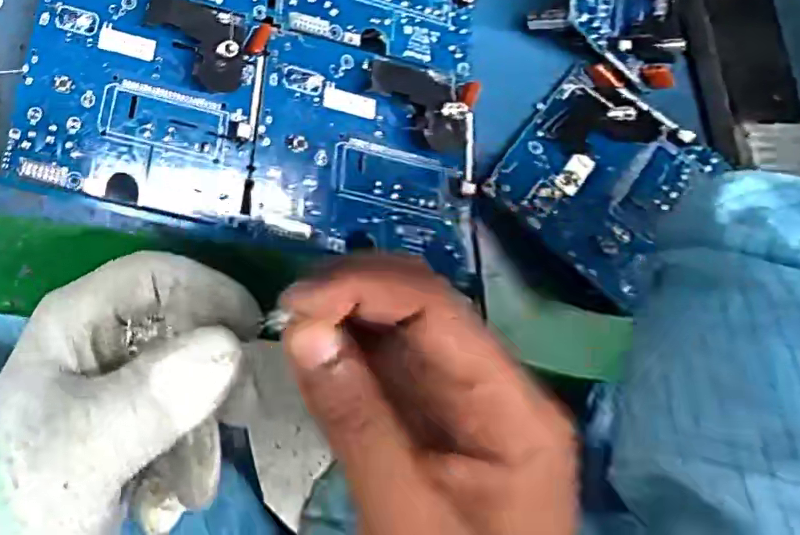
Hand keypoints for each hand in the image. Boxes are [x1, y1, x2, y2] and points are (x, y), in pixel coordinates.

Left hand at [0, 252, 260, 534]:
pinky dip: (183, 465)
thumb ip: (153, 395)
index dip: (205, 289)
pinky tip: (159, 506)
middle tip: (240, 419)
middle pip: (177, 328)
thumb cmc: (27, 486)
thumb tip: (229, 345)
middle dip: (208, 380)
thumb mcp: (87, 441)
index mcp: (77, 318)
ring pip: (186, 383)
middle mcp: (99, 341)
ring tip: (184, 493)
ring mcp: (114, 387)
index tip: (252, 331)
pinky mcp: (128, 430)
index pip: (151, 275)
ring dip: (197, 438)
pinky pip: (179, 426)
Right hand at [281, 255, 577, 534]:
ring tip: (295, 325)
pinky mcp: (423, 400)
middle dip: (347, 288)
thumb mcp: (406, 518)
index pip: (433, 305)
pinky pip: (379, 344)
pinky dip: (340, 332)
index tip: (295, 304)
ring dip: (339, 304)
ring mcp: (455, 388)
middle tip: (290, 312)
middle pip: (415, 295)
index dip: (360, 287)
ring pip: (393, 310)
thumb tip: (301, 328)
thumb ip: (356, 424)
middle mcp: (488, 380)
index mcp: (509, 406)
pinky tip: (313, 346)